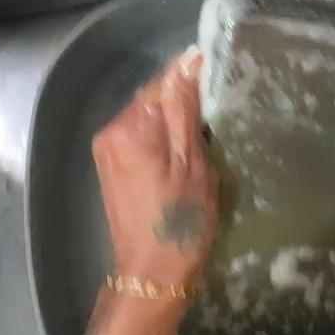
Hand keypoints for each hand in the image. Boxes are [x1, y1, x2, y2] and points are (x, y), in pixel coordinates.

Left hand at [91, 47, 220, 289]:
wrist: (152, 273)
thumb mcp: (193, 162)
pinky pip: (143, 136)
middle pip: (156, 98)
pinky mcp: (112, 165)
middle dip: (187, 103)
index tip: (225, 82)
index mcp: (131, 126)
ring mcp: (108, 149)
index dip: (196, 79)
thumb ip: (187, 108)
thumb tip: (190, 60)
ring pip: (151, 118)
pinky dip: (165, 140)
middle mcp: (111, 130)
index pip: (166, 81)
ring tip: (209, 136)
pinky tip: (187, 154)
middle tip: (223, 117)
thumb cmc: (181, 221)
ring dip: (177, 122)